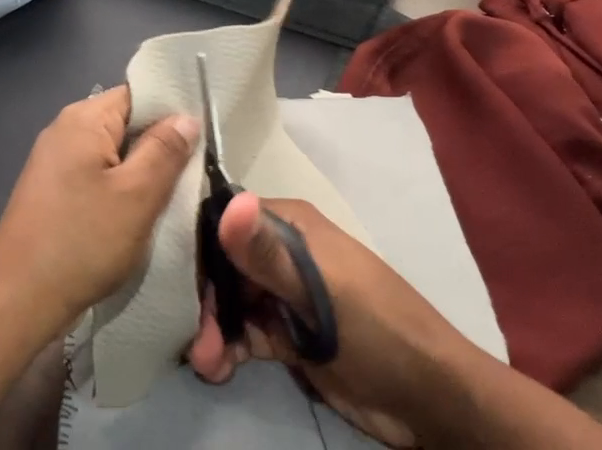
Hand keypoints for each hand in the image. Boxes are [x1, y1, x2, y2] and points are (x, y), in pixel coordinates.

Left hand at [0, 86, 198, 340]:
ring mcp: (55, 162)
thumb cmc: (82, 241)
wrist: (19, 297)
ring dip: (143, 171)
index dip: (173, 110)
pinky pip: (98, 177)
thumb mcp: (136, 195)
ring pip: (114, 154)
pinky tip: (144, 212)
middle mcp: (65, 130)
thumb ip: (164, 151)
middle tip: (202, 167)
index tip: (208, 133)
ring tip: (181, 192)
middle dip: (161, 143)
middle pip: (126, 123)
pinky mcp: (54, 191)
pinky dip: (122, 189)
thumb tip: (186, 116)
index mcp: (83, 119)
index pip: (137, 95)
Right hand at [187, 194, 485, 446]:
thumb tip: (230, 200)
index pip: (225, 221)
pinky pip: (243, 334)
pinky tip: (217, 369)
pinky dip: (227, 349)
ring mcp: (285, 296)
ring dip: (211, 330)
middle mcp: (282, 254)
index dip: (196, 246)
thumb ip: (269, 254)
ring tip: (206, 363)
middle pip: (222, 267)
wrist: (431, 401)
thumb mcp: (322, 290)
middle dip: (202, 300)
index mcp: (290, 227)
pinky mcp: (288, 335)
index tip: (170, 276)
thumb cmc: (378, 329)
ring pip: (229, 303)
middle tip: (192, 338)